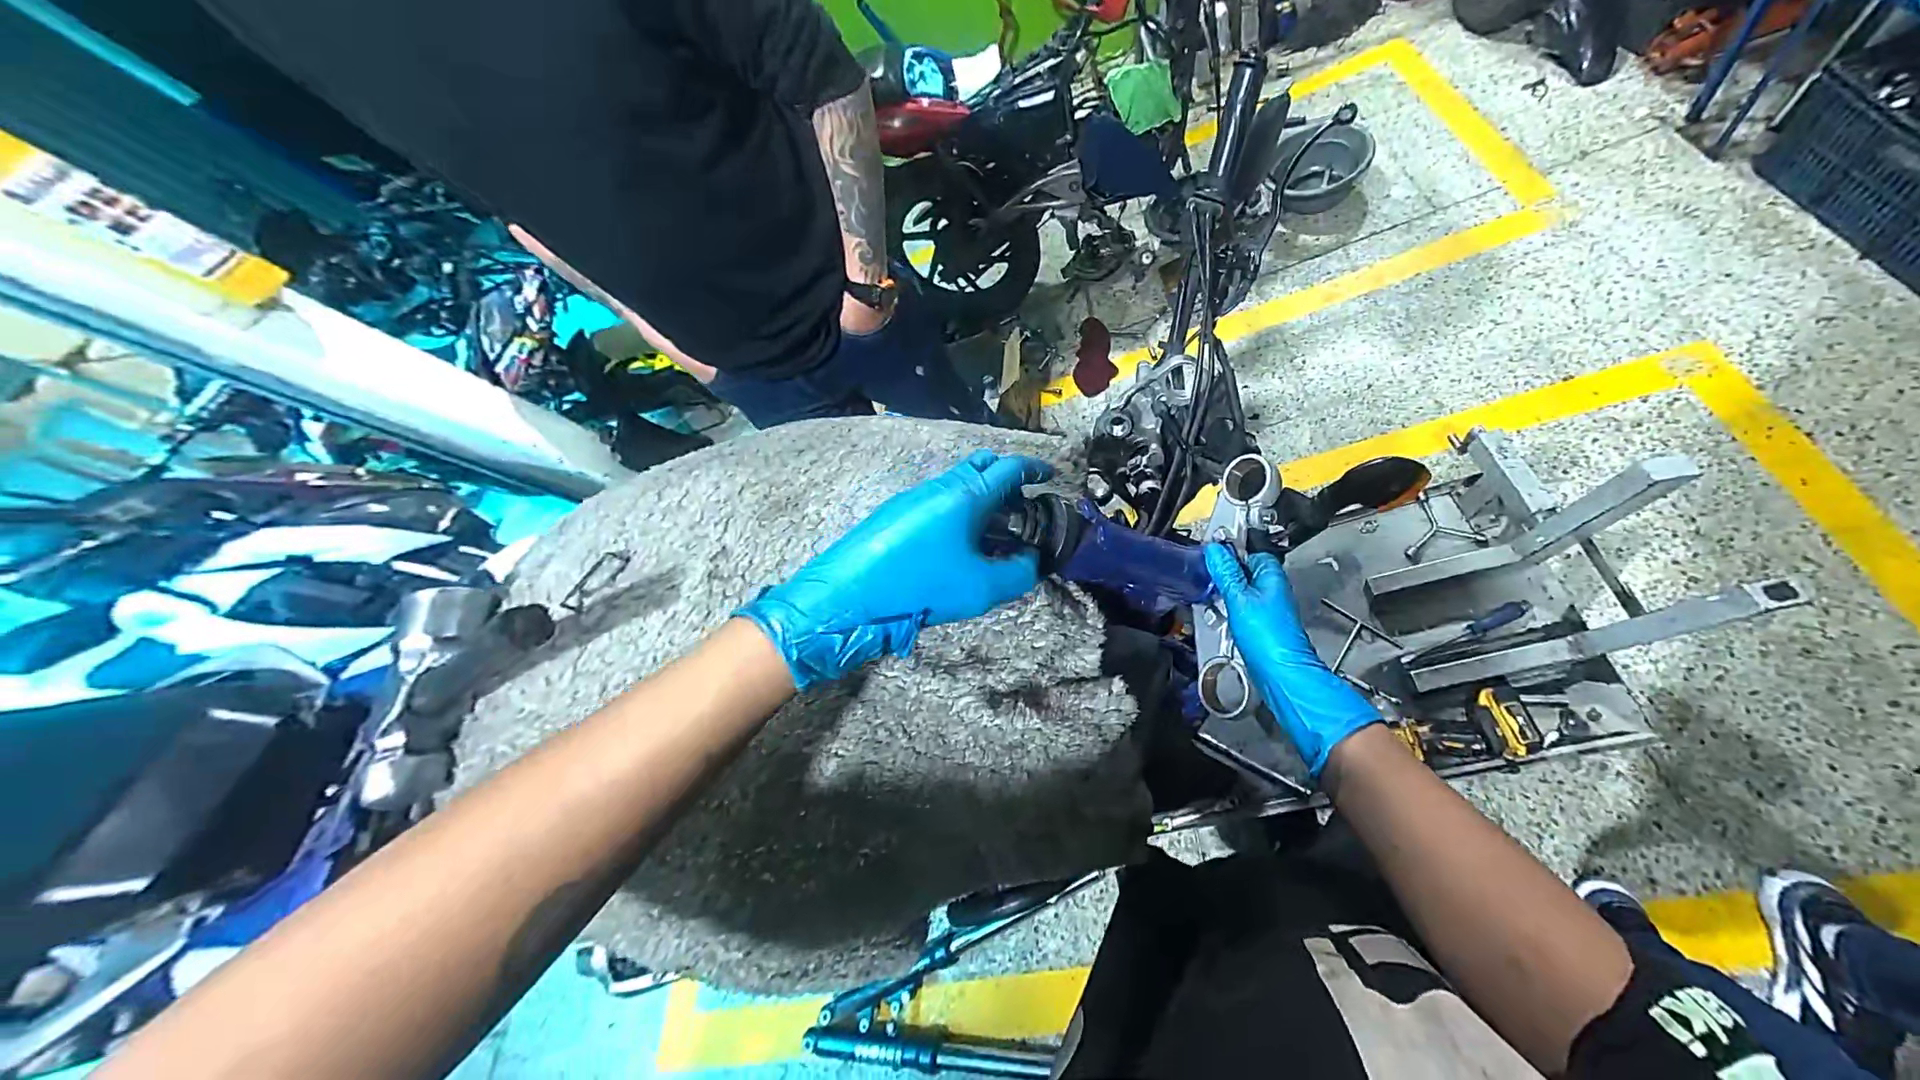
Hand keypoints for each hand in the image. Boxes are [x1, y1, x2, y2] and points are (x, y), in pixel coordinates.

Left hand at [742, 450, 1053, 688]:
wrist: (848, 596)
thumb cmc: (921, 586)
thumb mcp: (980, 588)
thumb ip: (1018, 573)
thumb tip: (1031, 561)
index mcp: (965, 495)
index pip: (1008, 467)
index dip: (1033, 468)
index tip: (1049, 474)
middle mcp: (938, 487)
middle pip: (980, 466)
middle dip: (1005, 477)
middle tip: (1021, 503)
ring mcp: (912, 498)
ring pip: (956, 484)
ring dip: (980, 498)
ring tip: (993, 530)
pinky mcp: (894, 514)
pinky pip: (936, 500)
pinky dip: (958, 510)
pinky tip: (958, 542)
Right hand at [1204, 544, 1379, 777]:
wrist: (1280, 673)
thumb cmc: (1267, 636)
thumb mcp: (1238, 598)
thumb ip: (1226, 573)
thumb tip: (1214, 550)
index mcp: (1272, 576)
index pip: (1250, 552)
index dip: (1230, 552)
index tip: (1208, 555)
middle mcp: (1273, 589)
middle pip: (1244, 571)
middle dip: (1224, 574)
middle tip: (1205, 577)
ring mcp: (1267, 608)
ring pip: (1240, 591)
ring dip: (1224, 593)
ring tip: (1209, 597)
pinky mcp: (1260, 625)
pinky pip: (1240, 608)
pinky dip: (1228, 609)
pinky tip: (1217, 615)